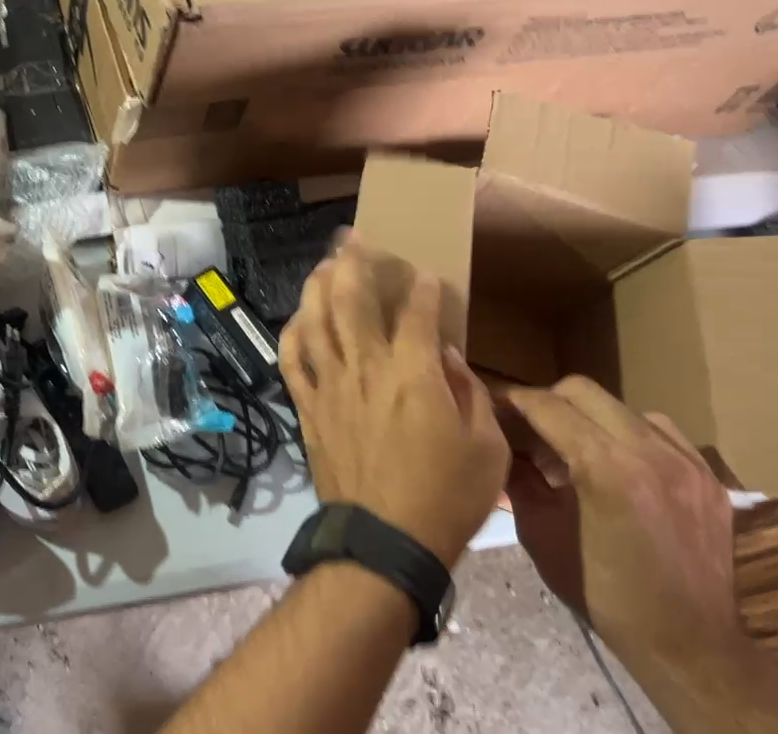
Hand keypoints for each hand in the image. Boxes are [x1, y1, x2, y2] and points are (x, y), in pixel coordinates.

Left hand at [279, 233, 508, 565]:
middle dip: (355, 263)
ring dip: (318, 286)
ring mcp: (329, 384)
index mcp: (414, 374)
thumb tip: (447, 356)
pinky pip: (291, 359)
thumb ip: (467, 392)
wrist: (384, 538)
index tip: (427, 276)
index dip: (424, 288)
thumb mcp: (486, 447)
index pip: (418, 313)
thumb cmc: (447, 496)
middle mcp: (365, 367)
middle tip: (354, 238)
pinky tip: (297, 318)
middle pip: (352, 300)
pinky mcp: (306, 405)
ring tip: (324, 263)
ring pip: (316, 320)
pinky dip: (292, 332)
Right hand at [500, 377, 740, 668]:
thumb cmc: (599, 589)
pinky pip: (660, 433)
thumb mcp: (539, 531)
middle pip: (582, 391)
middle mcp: (650, 453)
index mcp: (605, 467)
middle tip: (527, 427)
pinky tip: (618, 467)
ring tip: (574, 449)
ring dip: (590, 418)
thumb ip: (518, 477)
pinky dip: (630, 437)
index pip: (546, 405)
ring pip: (623, 408)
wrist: (686, 640)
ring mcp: (687, 463)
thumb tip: (499, 443)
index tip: (490, 407)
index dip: (511, 400)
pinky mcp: (709, 478)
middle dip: (547, 401)